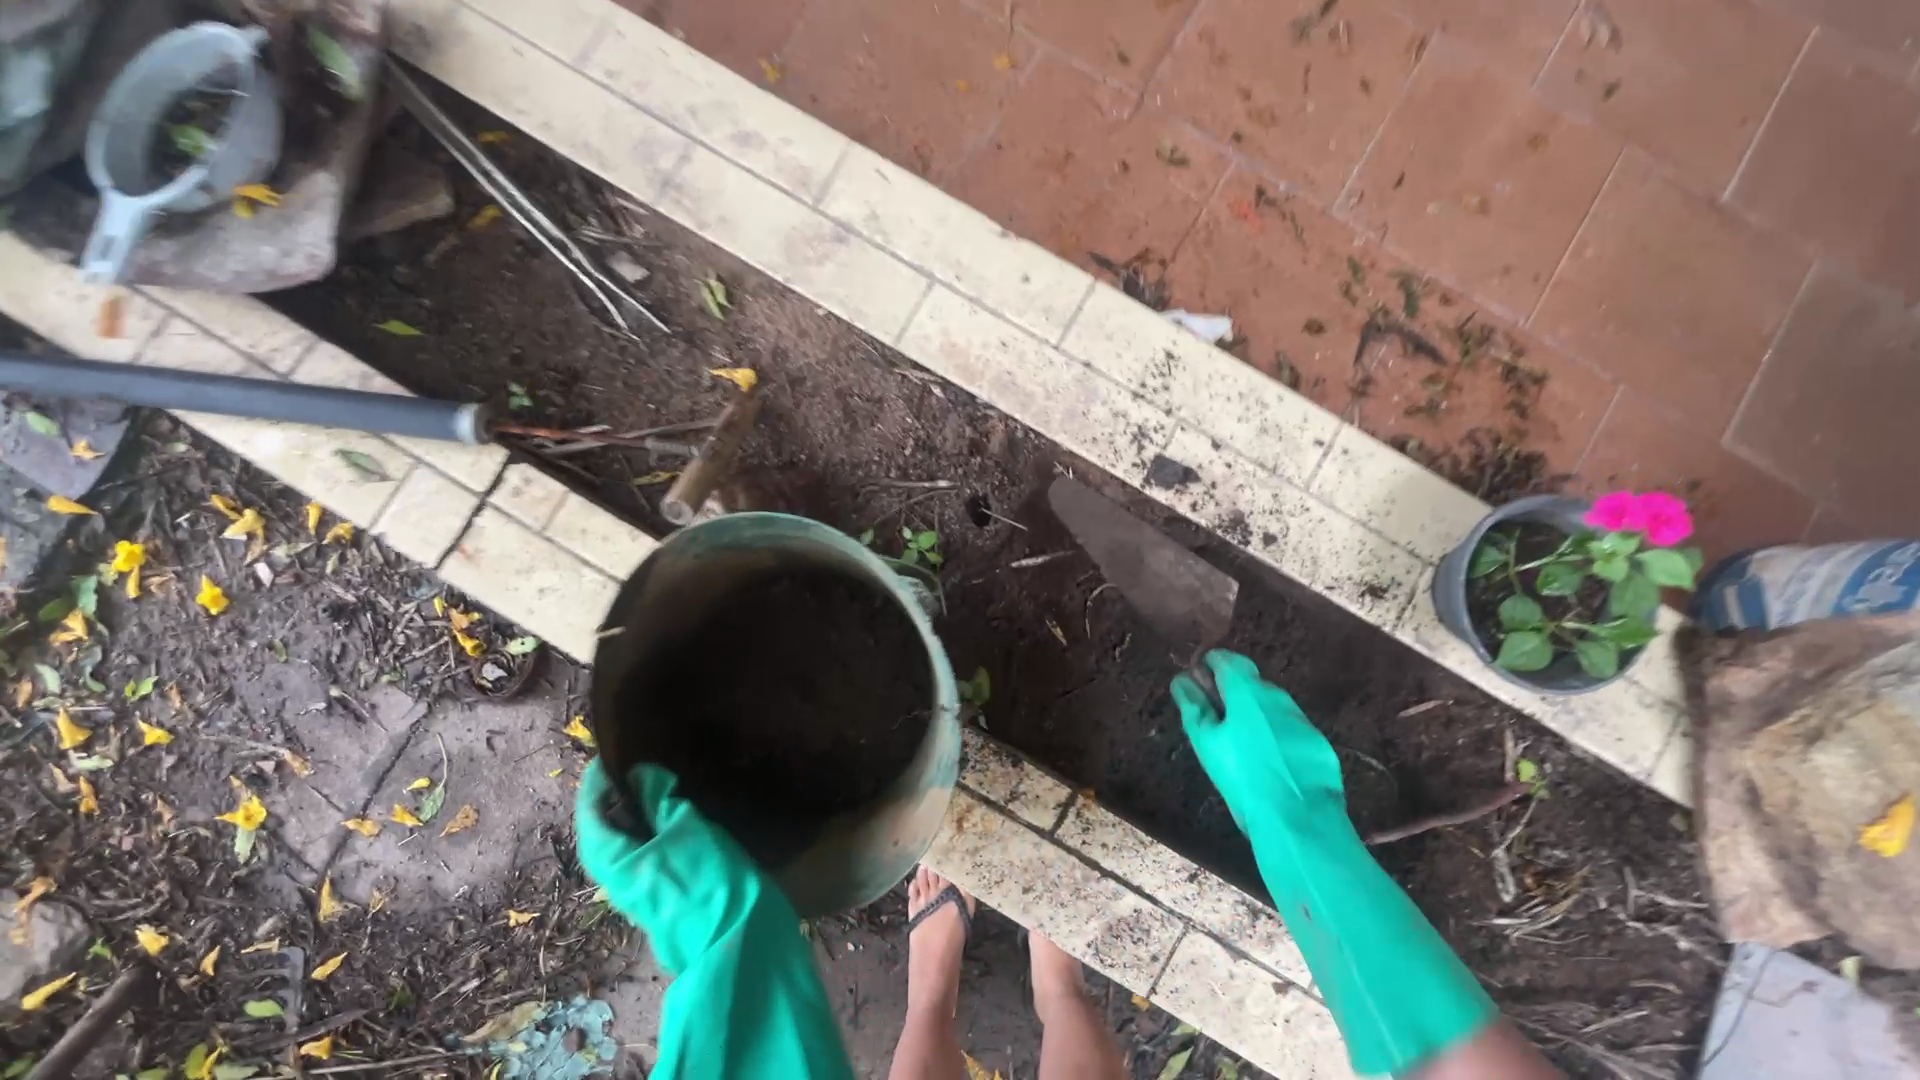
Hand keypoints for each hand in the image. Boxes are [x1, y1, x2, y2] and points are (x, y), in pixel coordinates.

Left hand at [574, 759, 772, 973]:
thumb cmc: (705, 877)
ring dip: (637, 815)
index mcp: (611, 860)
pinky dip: (651, 832)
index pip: (590, 813)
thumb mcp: (685, 825)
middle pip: (604, 831)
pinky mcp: (659, 897)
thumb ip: (659, 797)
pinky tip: (675, 819)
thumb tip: (640, 775)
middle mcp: (614, 878)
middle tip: (640, 767)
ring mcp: (636, 891)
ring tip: (660, 786)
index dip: (599, 781)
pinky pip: (644, 856)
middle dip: (617, 798)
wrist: (735, 938)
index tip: (615, 754)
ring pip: (625, 845)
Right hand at [1170, 649, 1345, 834]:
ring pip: (1271, 706)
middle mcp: (1278, 697)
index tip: (1197, 681)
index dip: (1208, 665)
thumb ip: (1193, 707)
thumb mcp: (1207, 742)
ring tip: (1239, 741)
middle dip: (1230, 690)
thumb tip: (1181, 680)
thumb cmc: (1242, 777)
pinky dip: (1275, 736)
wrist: (1299, 821)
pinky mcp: (1319, 745)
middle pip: (1250, 682)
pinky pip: (1290, 730)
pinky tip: (1268, 761)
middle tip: (1213, 715)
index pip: (1226, 660)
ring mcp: (1302, 721)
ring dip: (1253, 714)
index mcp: (1248, 692)